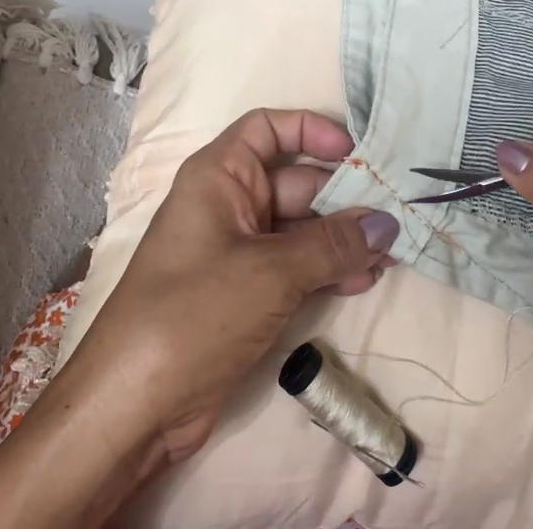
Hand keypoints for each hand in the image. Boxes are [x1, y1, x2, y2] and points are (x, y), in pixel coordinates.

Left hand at [66, 108, 397, 460]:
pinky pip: (295, 267)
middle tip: (398, 219)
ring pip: (301, 229)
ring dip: (343, 241)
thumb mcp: (271, 272)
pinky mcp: (246, 294)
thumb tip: (388, 223)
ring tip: (389, 258)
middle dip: (345, 199)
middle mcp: (228, 205)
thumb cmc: (195, 313)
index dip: (311, 130)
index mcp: (219, 176)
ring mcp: (237, 252)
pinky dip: (327, 271)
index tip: (356, 153)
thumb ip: (333, 245)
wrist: (135, 403)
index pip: (266, 128)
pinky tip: (362, 282)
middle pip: (296, 182)